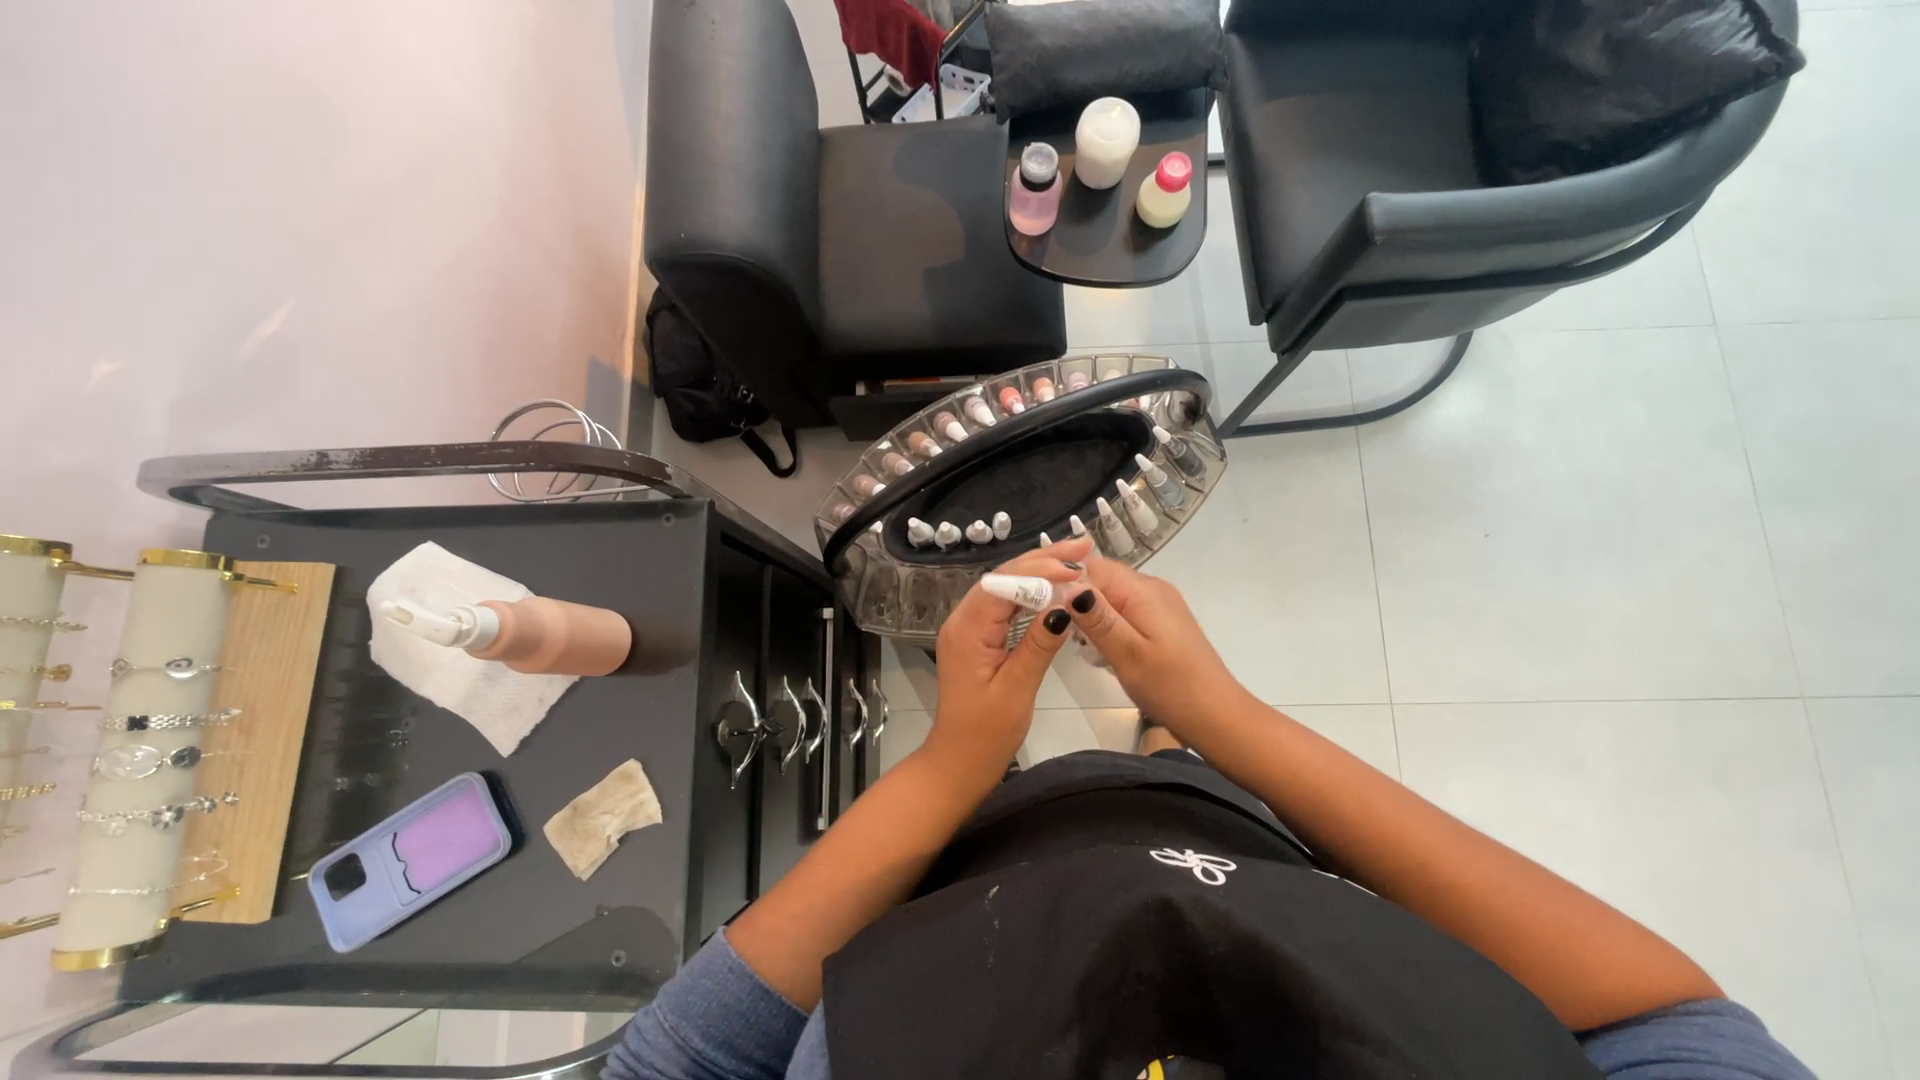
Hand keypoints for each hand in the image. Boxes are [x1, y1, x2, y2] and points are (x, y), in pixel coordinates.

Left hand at [925, 536, 1093, 772]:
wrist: (958, 762)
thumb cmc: (986, 733)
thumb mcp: (1017, 689)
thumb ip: (1039, 645)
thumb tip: (1066, 605)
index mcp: (967, 629)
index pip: (1004, 583)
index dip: (1041, 569)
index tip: (1077, 565)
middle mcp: (962, 620)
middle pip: (1003, 577)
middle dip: (1043, 560)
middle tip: (1083, 546)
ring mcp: (968, 628)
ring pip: (1004, 587)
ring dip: (1038, 571)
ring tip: (1075, 558)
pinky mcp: (977, 639)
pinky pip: (1003, 605)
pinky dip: (1029, 592)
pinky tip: (1052, 586)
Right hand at [1065, 558, 1250, 734]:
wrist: (1217, 716)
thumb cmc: (1171, 687)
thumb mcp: (1127, 654)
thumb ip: (1098, 619)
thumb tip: (1067, 585)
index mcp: (1143, 590)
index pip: (1092, 567)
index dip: (1065, 582)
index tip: (1045, 608)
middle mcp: (1152, 588)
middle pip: (1102, 579)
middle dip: (1078, 602)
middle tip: (1064, 635)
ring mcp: (1160, 605)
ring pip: (1112, 597)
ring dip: (1092, 618)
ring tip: (1084, 649)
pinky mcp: (1163, 623)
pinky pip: (1126, 612)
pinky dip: (1109, 628)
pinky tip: (1105, 653)